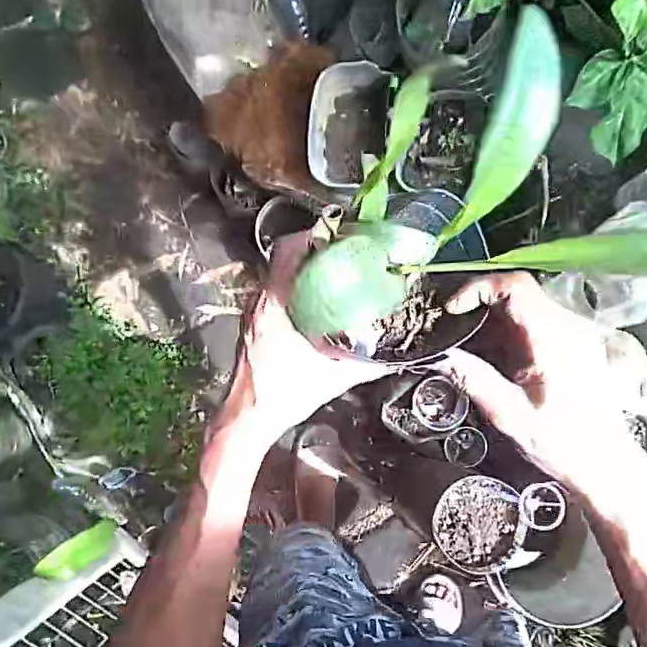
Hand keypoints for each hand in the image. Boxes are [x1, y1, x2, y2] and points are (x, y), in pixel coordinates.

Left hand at [218, 232, 390, 445]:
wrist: (250, 415)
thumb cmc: (281, 394)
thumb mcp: (334, 377)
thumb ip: (369, 363)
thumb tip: (397, 355)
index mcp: (276, 304)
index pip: (289, 250)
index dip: (314, 234)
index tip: (338, 231)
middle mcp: (261, 301)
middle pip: (284, 255)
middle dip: (314, 246)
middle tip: (341, 248)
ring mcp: (255, 311)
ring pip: (278, 272)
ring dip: (304, 265)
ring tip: (332, 268)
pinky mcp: (254, 323)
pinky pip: (275, 290)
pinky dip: (296, 285)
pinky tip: (315, 297)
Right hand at [436, 273, 646, 501]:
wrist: (607, 464)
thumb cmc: (562, 443)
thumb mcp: (510, 416)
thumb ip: (476, 380)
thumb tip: (442, 356)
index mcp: (554, 339)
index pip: (515, 287)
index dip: (478, 288)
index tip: (452, 310)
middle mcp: (569, 327)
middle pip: (518, 292)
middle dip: (480, 306)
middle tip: (452, 330)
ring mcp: (576, 333)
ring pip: (526, 306)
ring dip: (492, 321)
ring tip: (468, 347)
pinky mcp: (576, 344)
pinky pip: (536, 322)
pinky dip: (508, 332)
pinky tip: (495, 359)